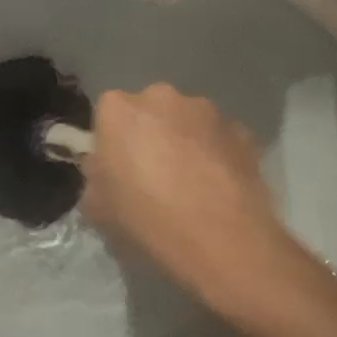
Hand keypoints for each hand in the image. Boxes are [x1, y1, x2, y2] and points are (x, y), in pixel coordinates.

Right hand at [81, 84, 304, 312]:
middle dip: (150, 134)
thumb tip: (104, 172)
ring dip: (185, 141)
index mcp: (118, 109)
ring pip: (186, 121)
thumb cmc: (147, 218)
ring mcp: (205, 110)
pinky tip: (219, 188)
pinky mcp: (241, 130)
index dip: (112, 143)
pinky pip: (219, 138)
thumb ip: (95, 178)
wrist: (222, 240)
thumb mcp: (98, 208)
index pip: (107, 115)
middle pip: (148, 111)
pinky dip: (216, 154)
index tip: (118, 170)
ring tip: (192, 184)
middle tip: (154, 175)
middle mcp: (160, 96)